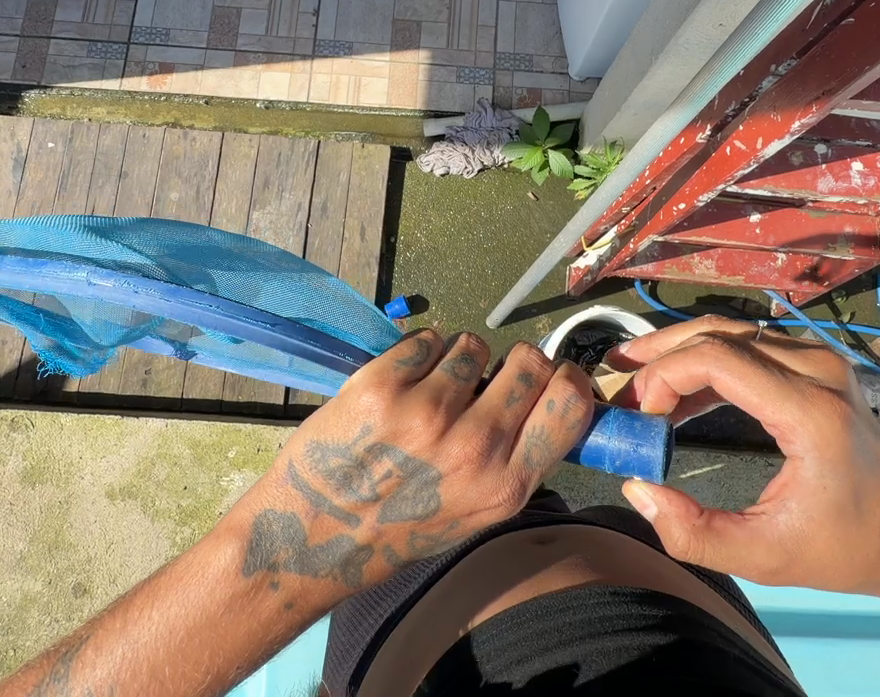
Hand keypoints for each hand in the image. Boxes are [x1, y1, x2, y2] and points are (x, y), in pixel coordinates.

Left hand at [228, 329, 593, 600]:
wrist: (308, 541)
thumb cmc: (397, 531)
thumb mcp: (476, 515)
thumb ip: (514, 460)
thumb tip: (542, 397)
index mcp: (506, 486)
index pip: (571, 402)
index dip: (565, 378)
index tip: (546, 379)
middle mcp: (474, 446)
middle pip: (529, 360)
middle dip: (511, 362)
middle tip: (483, 382)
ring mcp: (426, 412)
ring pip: (472, 344)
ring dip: (455, 361)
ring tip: (427, 394)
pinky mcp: (381, 385)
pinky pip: (425, 339)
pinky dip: (416, 354)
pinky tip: (397, 387)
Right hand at [606, 319, 879, 604]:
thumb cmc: (849, 548)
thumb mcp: (767, 557)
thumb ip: (693, 534)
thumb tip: (635, 488)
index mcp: (810, 411)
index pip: (718, 358)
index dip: (665, 375)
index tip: (638, 414)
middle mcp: (817, 369)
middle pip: (718, 333)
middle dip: (659, 356)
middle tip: (618, 386)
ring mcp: (819, 360)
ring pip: (729, 332)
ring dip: (677, 353)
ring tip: (635, 382)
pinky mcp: (816, 364)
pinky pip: (747, 346)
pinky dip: (704, 362)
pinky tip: (676, 393)